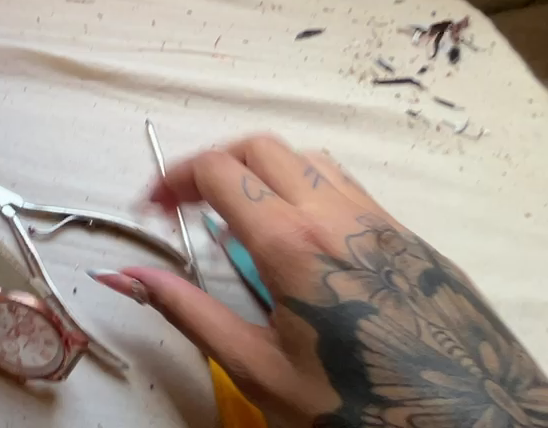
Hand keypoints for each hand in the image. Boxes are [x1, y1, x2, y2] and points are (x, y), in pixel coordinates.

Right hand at [97, 135, 547, 427]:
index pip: (216, 170)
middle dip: (214, 164)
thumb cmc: (369, 417)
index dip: (172, 179)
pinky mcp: (426, 251)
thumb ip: (186, 311)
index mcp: (293, 244)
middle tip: (191, 205)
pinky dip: (312, 194)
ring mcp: (390, 230)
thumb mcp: (260, 372)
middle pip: (260, 147)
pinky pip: (355, 193)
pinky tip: (308, 248)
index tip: (155, 210)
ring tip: (247, 216)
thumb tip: (121, 276)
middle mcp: (340, 220)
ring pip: (311, 161)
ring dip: (265, 172)